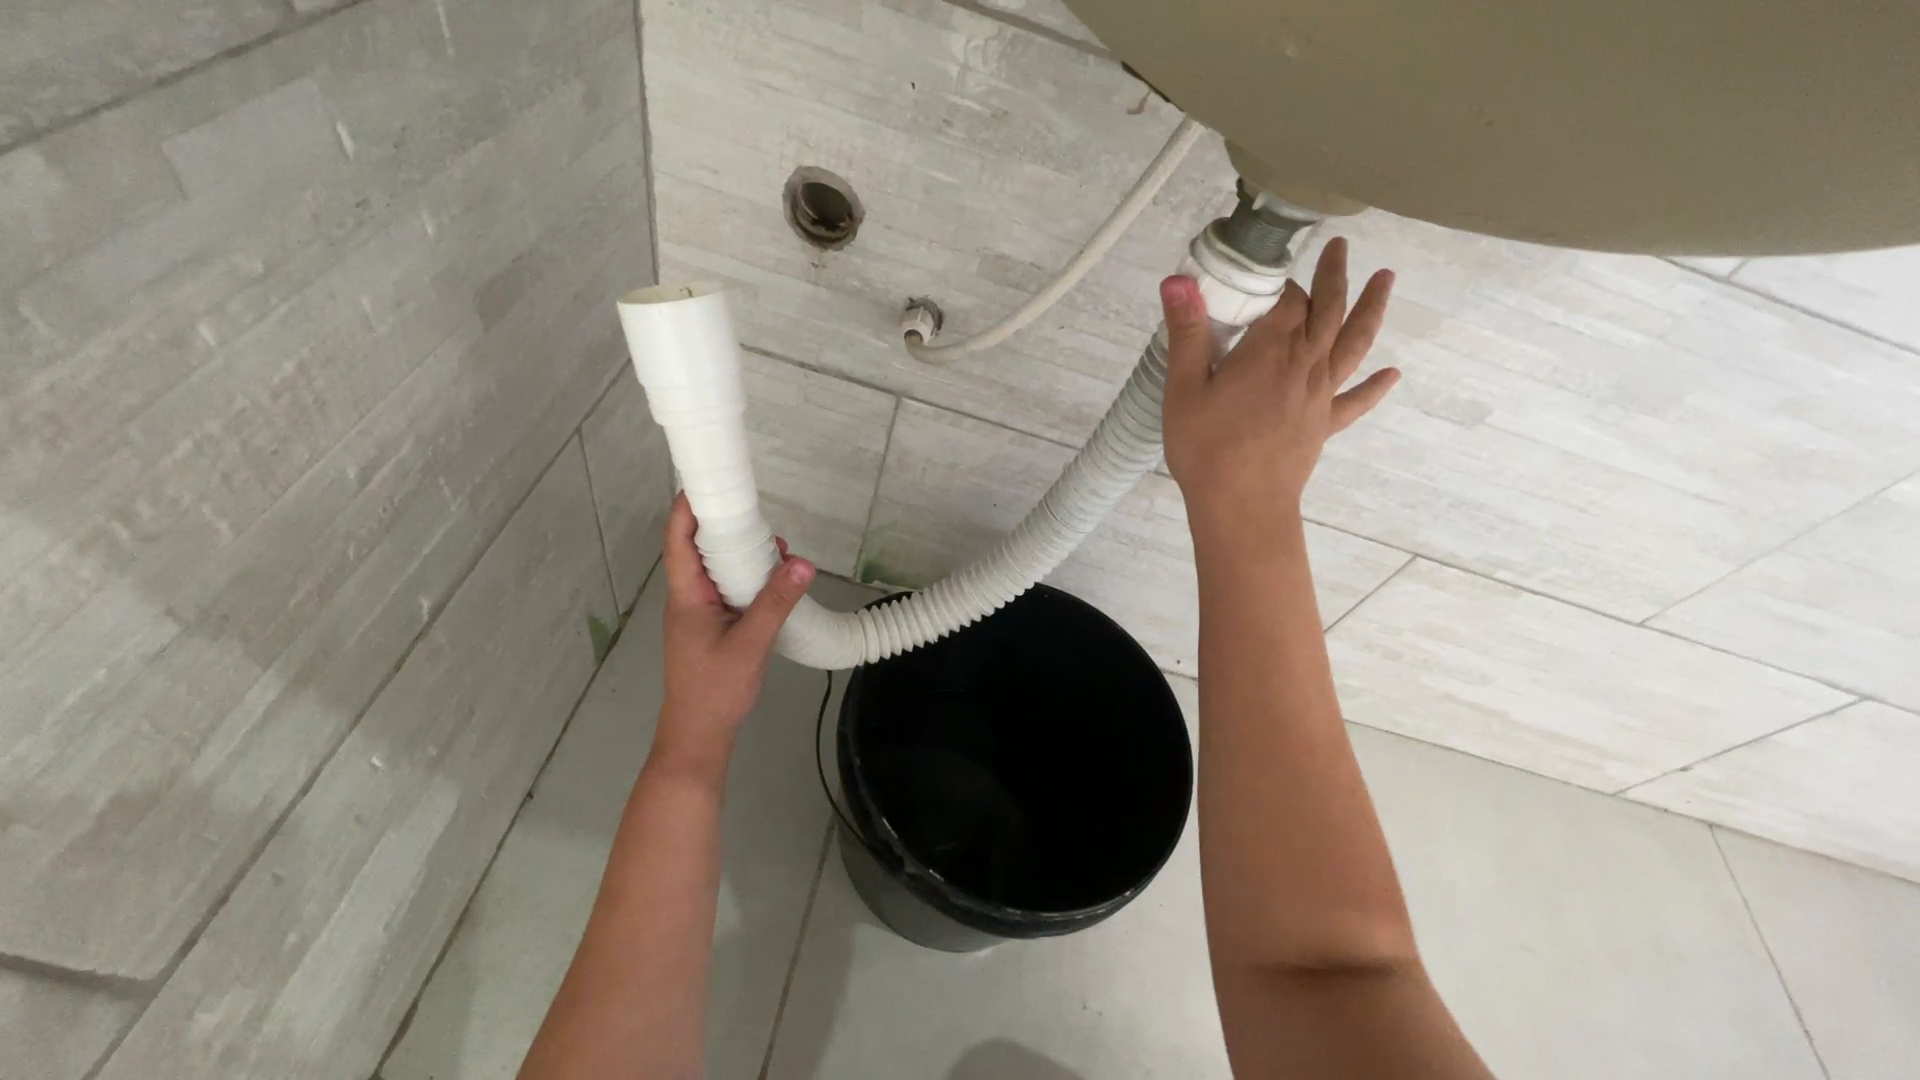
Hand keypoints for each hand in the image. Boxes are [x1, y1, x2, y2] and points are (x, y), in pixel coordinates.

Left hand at [655, 493, 814, 778]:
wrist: (699, 736)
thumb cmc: (715, 690)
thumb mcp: (750, 643)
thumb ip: (776, 602)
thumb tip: (803, 562)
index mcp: (687, 595)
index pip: (679, 538)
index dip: (689, 506)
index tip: (711, 481)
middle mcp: (690, 597)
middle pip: (700, 548)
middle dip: (728, 527)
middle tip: (760, 516)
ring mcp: (701, 613)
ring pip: (718, 570)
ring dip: (743, 555)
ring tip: (778, 550)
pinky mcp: (714, 626)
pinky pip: (730, 590)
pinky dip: (750, 579)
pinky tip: (775, 582)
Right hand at [1159, 237, 1397, 539]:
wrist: (1242, 505)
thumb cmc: (1206, 447)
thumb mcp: (1183, 388)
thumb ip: (1186, 332)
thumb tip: (1177, 280)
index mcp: (1271, 350)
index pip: (1288, 300)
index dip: (1282, 282)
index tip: (1270, 271)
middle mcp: (1304, 365)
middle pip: (1329, 311)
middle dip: (1335, 276)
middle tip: (1341, 248)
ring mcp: (1320, 396)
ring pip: (1352, 344)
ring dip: (1370, 310)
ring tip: (1386, 279)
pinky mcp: (1324, 426)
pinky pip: (1355, 401)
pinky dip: (1375, 385)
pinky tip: (1392, 373)